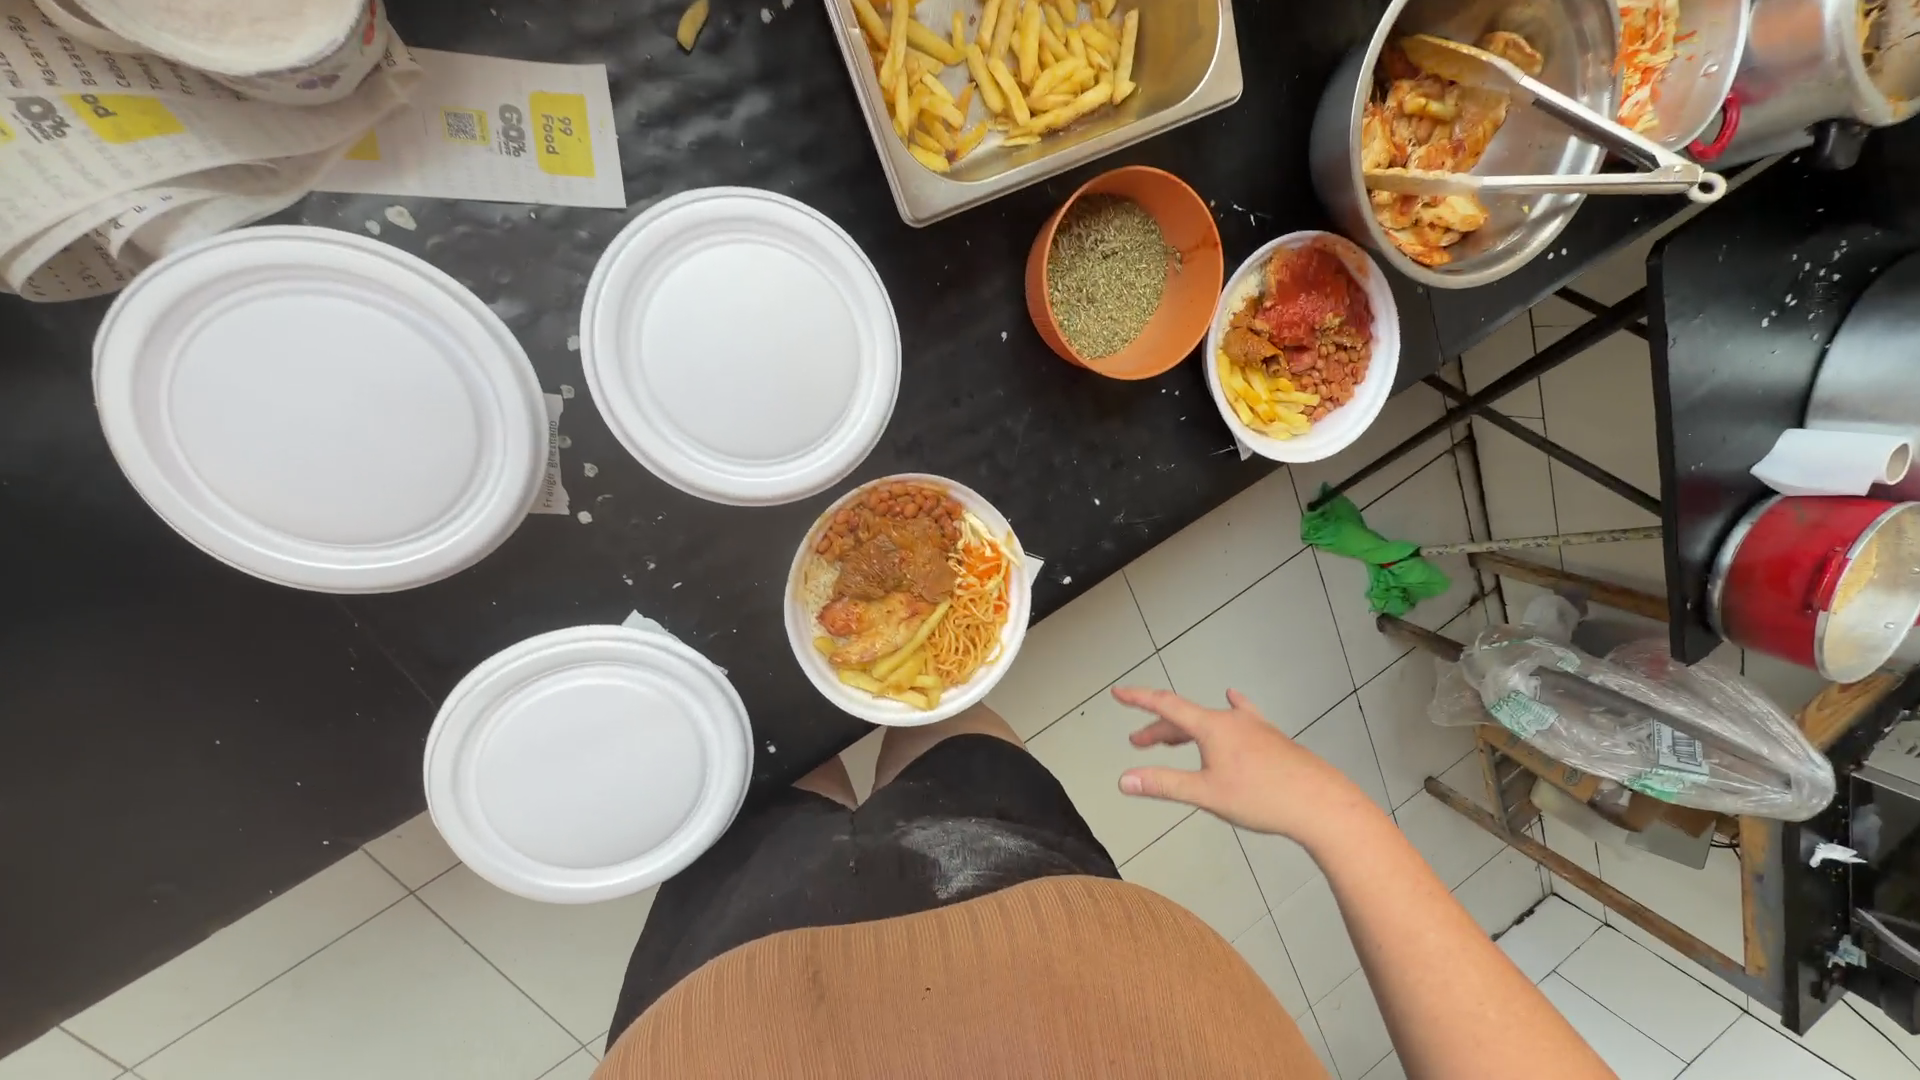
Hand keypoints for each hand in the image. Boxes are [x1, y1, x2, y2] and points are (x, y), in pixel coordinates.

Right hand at [1113, 686, 1370, 840]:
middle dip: (1158, 730)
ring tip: (1172, 739)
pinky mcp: (1272, 740)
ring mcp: (1255, 727)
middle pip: (1186, 717)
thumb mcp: (1206, 794)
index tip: (1117, 692)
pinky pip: (1241, 718)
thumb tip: (1124, 780)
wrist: (1322, 804)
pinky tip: (1234, 698)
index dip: (1138, 699)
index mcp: (1212, 727)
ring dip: (1186, 731)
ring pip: (1211, 722)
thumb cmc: (1262, 797)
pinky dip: (1227, 711)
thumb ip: (1163, 784)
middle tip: (1138, 743)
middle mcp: (1231, 720)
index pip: (1166, 706)